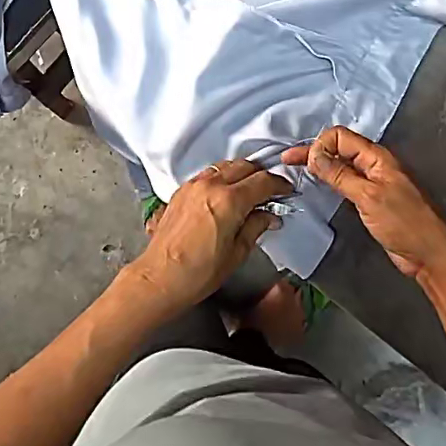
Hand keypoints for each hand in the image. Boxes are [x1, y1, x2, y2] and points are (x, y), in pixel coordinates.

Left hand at [122, 159, 289, 315]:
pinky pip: (208, 174)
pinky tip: (225, 193)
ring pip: (226, 166)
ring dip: (241, 173)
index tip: (286, 191)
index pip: (263, 181)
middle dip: (261, 175)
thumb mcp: (237, 253)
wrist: (159, 280)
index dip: (279, 185)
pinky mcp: (181, 192)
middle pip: (245, 166)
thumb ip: (256, 227)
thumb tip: (269, 216)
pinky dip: (222, 178)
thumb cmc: (196, 273)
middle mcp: (211, 186)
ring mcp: (194, 187)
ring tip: (249, 190)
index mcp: (229, 201)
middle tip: (271, 190)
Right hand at [281, 127, 445, 280]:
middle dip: (314, 152)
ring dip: (320, 165)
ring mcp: (373, 181)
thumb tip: (315, 155)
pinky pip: (346, 181)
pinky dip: (329, 180)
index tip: (302, 161)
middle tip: (287, 161)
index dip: (319, 145)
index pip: (341, 137)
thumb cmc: (405, 223)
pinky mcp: (371, 198)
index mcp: (377, 157)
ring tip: (297, 171)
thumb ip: (340, 175)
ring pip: (341, 164)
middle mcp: (374, 165)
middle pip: (339, 148)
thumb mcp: (368, 196)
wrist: (428, 252)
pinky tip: (318, 185)